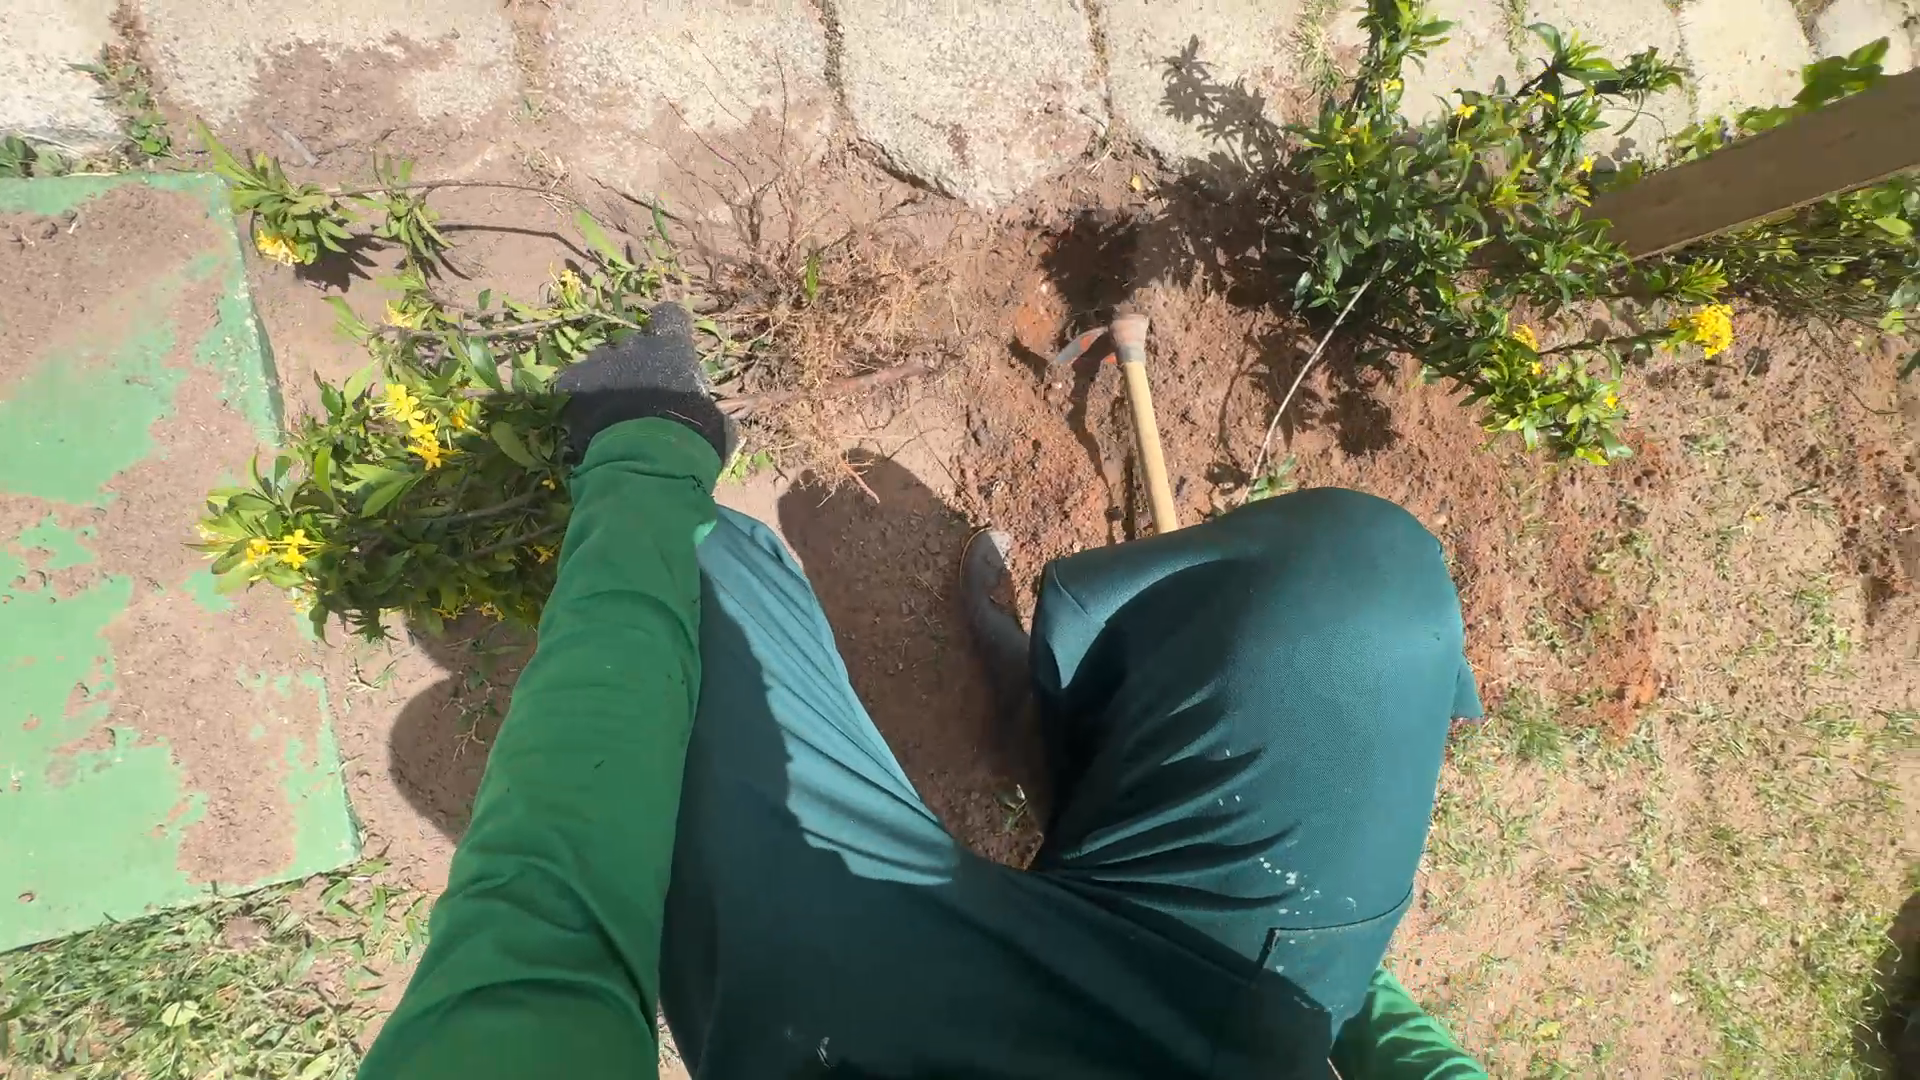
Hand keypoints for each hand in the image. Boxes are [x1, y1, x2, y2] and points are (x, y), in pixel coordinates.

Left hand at [555, 302, 732, 460]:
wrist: (651, 458)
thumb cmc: (693, 437)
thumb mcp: (717, 425)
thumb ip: (713, 414)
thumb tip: (719, 422)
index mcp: (672, 348)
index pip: (670, 317)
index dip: (670, 327)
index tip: (671, 342)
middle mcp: (634, 345)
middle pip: (631, 342)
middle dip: (636, 362)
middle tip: (642, 390)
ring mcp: (601, 362)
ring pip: (601, 361)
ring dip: (607, 378)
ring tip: (613, 408)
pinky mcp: (576, 384)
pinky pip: (572, 382)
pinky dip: (579, 395)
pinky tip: (586, 414)